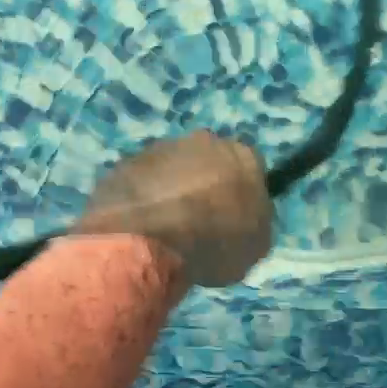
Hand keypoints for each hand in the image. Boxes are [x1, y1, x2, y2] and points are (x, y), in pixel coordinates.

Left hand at [73, 131, 271, 287]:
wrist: (151, 239)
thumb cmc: (215, 244)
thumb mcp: (255, 247)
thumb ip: (256, 223)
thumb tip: (247, 217)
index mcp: (245, 158)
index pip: (253, 169)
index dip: (244, 193)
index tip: (237, 216)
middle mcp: (207, 140)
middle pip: (213, 161)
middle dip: (209, 185)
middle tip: (203, 221)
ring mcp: (164, 146)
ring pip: (177, 167)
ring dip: (176, 189)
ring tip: (170, 227)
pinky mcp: (130, 160)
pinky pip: (147, 179)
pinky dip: (149, 197)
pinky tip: (146, 225)